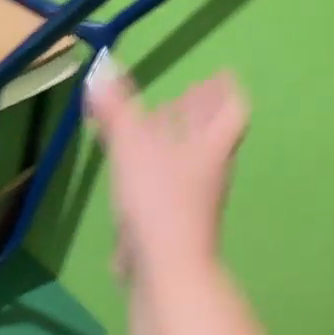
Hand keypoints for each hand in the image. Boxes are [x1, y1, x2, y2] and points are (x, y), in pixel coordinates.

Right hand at [83, 49, 249, 279]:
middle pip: (210, 134)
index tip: (220, 73)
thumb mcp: (132, 147)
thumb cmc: (159, 200)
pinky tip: (133, 167)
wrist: (166, 268)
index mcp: (209, 148)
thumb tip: (103, 66)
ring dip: (175, 138)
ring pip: (188, 158)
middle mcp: (207, 170)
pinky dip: (154, 166)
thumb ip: (117, 109)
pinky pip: (166, 182)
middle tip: (192, 90)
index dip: (224, 90)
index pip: (230, 111)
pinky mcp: (170, 220)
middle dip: (199, 111)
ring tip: (155, 123)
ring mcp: (191, 199)